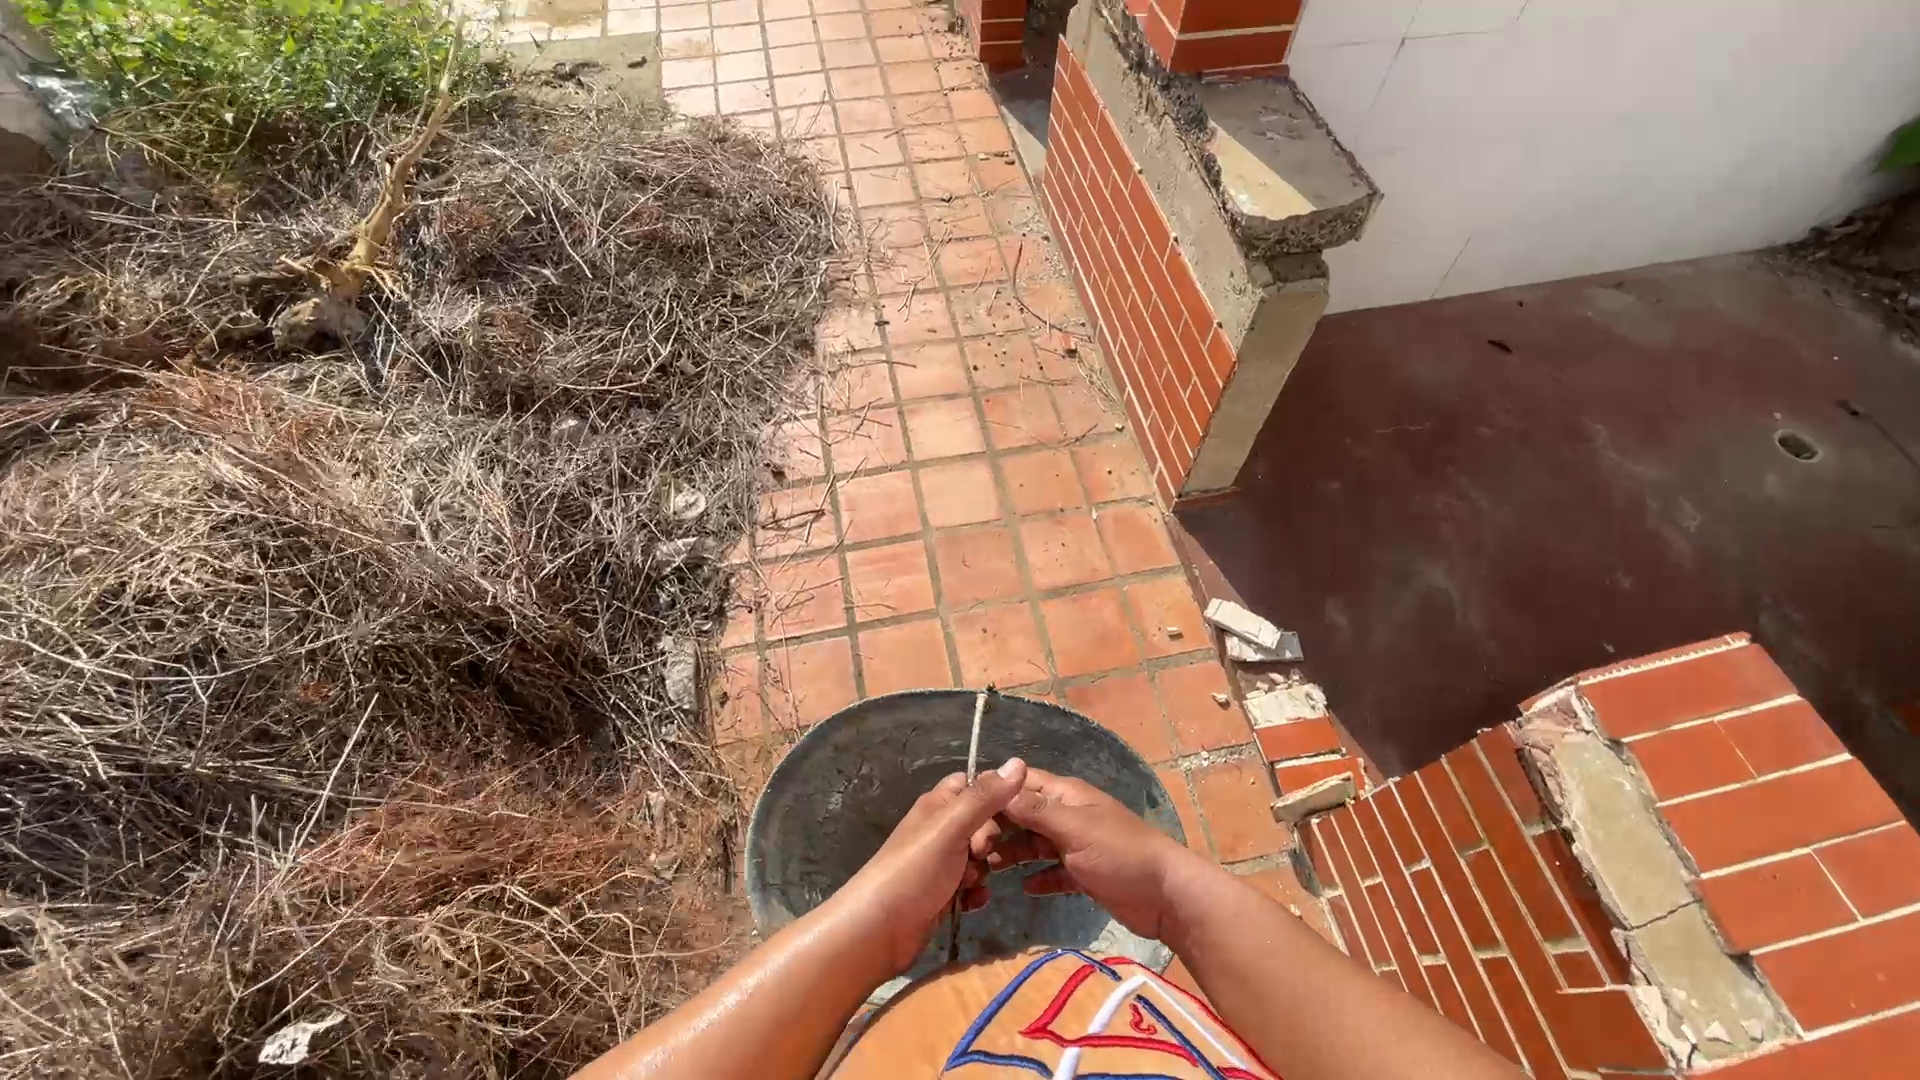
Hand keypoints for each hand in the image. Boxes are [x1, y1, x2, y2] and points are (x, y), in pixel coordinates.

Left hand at [830, 758, 1028, 973]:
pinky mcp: (942, 892)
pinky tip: (972, 901)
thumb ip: (985, 797)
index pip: (973, 783)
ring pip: (978, 856)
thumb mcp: (952, 826)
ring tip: (970, 880)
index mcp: (939, 804)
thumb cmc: (916, 868)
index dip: (994, 794)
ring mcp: (940, 862)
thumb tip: (1018, 761)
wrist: (880, 928)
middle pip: (982, 822)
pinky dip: (975, 892)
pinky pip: (972, 885)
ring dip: (983, 868)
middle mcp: (939, 828)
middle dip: (989, 838)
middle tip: (977, 852)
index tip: (1011, 811)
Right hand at [988, 767, 1205, 941]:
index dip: (995, 793)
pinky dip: (1039, 877)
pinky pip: (1053, 871)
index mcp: (1067, 795)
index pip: (1023, 784)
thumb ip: (1037, 810)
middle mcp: (1069, 815)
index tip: (966, 811)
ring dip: (1013, 854)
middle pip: (1024, 814)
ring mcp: (1077, 845)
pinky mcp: (1085, 873)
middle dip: (999, 827)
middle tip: (972, 850)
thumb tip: (1001, 785)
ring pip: (1036, 843)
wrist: (1166, 895)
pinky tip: (1024, 889)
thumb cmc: (1120, 853)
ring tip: (987, 870)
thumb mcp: (1074, 829)